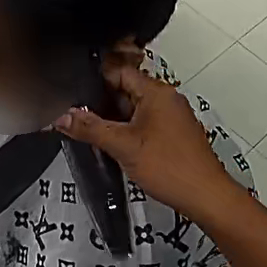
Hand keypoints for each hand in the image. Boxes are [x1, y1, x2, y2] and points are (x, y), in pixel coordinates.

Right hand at [54, 59, 246, 221]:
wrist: (203, 194)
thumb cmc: (172, 168)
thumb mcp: (122, 146)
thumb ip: (89, 128)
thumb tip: (63, 117)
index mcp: (157, 92)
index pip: (119, 71)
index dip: (94, 81)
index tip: (74, 93)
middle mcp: (167, 99)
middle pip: (125, 90)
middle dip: (102, 104)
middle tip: (80, 119)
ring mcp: (172, 117)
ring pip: (134, 109)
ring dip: (115, 121)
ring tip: (96, 136)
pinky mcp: (173, 134)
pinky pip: (145, 124)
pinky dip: (129, 132)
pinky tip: (117, 147)